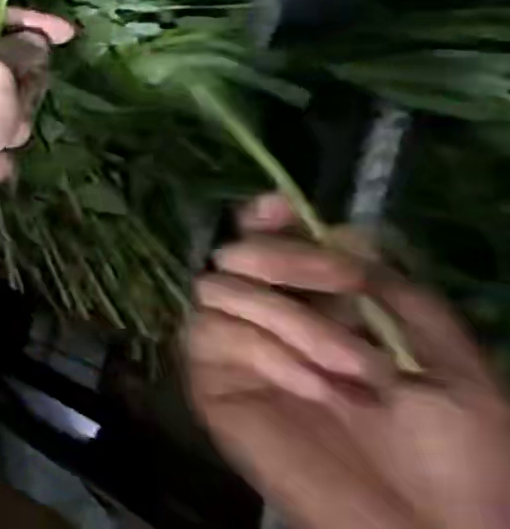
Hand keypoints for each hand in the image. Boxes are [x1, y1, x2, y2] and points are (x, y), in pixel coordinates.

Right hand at [185, 194, 509, 528]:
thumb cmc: (462, 461)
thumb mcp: (456, 370)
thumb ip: (402, 299)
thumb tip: (349, 229)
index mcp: (316, 310)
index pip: (265, 245)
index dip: (265, 220)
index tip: (282, 207)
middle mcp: (261, 318)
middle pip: (231, 255)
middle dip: (285, 261)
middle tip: (345, 289)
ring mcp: (227, 346)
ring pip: (217, 289)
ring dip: (294, 322)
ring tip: (358, 375)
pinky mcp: (205, 376)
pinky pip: (211, 334)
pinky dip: (271, 355)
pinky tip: (321, 392)